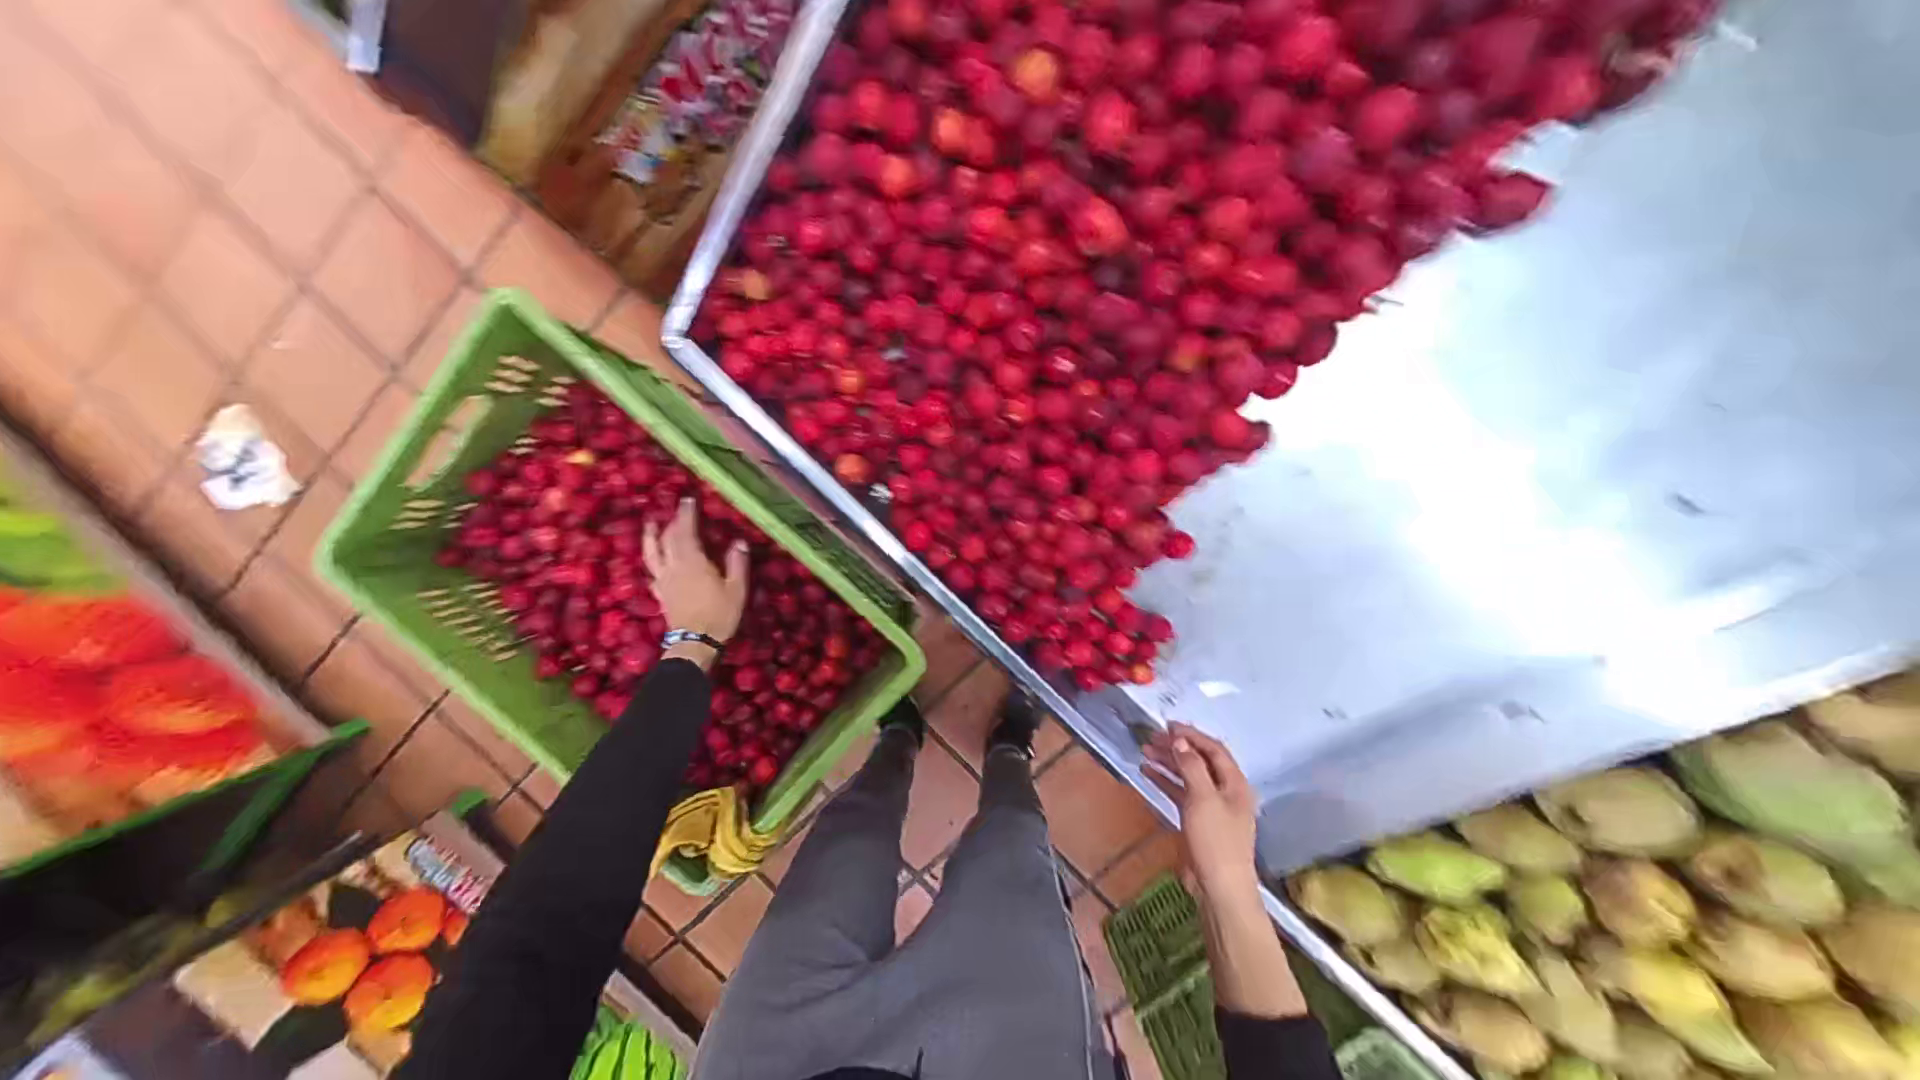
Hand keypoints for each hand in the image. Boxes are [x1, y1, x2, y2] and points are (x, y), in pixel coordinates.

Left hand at [643, 498, 748, 643]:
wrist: (695, 643)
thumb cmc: (720, 615)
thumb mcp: (736, 589)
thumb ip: (736, 563)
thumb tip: (738, 542)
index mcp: (692, 562)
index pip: (686, 531)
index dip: (686, 514)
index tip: (688, 500)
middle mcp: (673, 567)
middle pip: (668, 538)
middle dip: (672, 522)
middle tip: (678, 511)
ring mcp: (663, 580)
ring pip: (652, 553)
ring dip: (651, 537)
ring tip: (650, 525)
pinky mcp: (660, 594)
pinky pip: (653, 572)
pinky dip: (653, 561)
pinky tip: (655, 561)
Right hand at [1145, 723, 1305, 1018]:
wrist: (1219, 888)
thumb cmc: (1215, 840)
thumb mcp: (1203, 798)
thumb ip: (1192, 767)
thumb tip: (1181, 742)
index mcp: (1235, 784)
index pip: (1214, 749)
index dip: (1192, 735)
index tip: (1168, 725)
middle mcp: (1225, 791)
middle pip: (1200, 761)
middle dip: (1177, 747)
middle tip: (1152, 737)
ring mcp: (1212, 807)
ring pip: (1188, 775)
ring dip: (1169, 761)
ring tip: (1145, 750)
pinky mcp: (1198, 821)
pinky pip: (1181, 792)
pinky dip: (1166, 781)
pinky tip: (1148, 772)